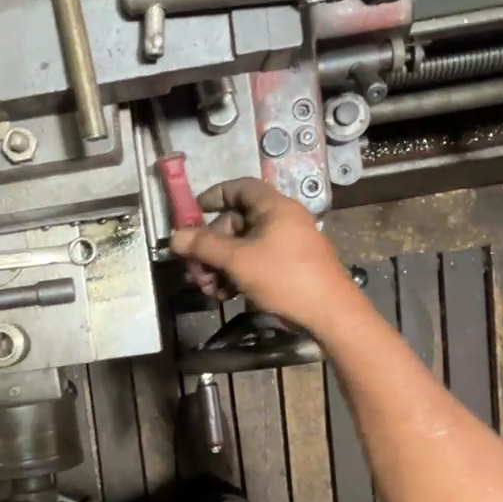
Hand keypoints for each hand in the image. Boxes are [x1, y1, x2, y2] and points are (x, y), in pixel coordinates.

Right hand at [171, 178, 363, 335]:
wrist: (328, 313)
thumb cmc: (284, 277)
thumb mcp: (238, 260)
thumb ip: (203, 246)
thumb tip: (174, 237)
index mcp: (273, 207)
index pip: (240, 188)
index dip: (213, 196)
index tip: (192, 213)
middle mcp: (280, 220)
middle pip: (234, 223)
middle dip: (210, 247)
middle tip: (195, 270)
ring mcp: (284, 245)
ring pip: (241, 247)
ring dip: (219, 266)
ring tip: (208, 289)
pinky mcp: (286, 267)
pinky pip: (253, 263)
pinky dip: (235, 275)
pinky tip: (224, 295)